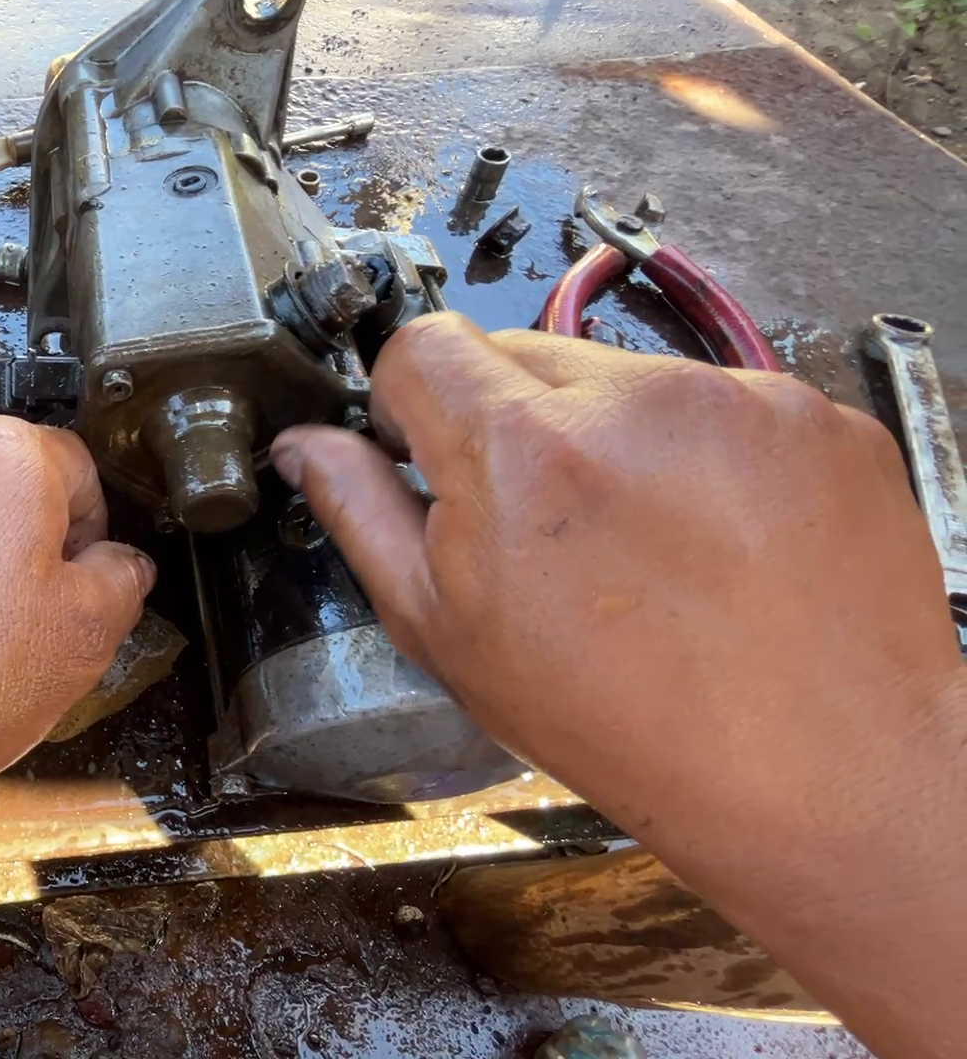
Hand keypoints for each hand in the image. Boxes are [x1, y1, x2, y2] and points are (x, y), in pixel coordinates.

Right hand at [270, 313, 960, 838]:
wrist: (813, 772)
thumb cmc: (593, 707)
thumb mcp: (430, 616)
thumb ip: (355, 505)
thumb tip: (302, 443)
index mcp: (517, 449)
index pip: (420, 344)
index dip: (399, 396)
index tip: (417, 450)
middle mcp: (629, 398)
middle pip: (505, 348)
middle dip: (485, 415)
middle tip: (509, 507)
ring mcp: (735, 398)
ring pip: (597, 370)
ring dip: (574, 428)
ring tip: (603, 526)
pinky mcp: (811, 415)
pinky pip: (691, 395)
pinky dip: (661, 444)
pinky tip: (678, 525)